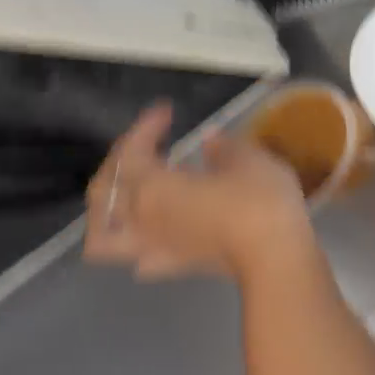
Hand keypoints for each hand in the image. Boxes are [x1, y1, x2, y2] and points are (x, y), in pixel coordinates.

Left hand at [84, 104, 313, 282]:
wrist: (272, 251)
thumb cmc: (261, 200)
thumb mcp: (253, 162)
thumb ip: (227, 148)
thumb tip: (209, 139)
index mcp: (154, 188)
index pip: (134, 154)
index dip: (145, 129)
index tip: (165, 110)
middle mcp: (138, 217)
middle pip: (106, 190)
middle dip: (119, 162)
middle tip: (141, 146)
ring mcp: (147, 246)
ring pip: (102, 232)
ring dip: (107, 211)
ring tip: (126, 198)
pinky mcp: (167, 264)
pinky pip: (137, 254)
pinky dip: (138, 241)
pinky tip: (155, 234)